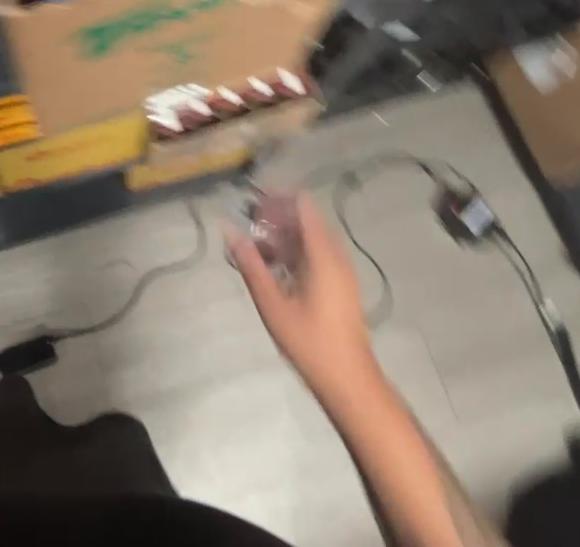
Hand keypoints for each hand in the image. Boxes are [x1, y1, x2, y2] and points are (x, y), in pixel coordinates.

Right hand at [229, 192, 379, 400]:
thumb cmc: (310, 342)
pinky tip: (273, 267)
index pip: (302, 207)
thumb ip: (251, 265)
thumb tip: (230, 231)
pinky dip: (293, 253)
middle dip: (276, 217)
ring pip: (309, 239)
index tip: (252, 201)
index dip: (277, 198)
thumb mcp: (272, 304)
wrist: (349, 381)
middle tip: (247, 223)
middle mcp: (335, 256)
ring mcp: (340, 271)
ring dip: (283, 236)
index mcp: (323, 255)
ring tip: (254, 246)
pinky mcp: (339, 285)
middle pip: (306, 221)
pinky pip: (315, 255)